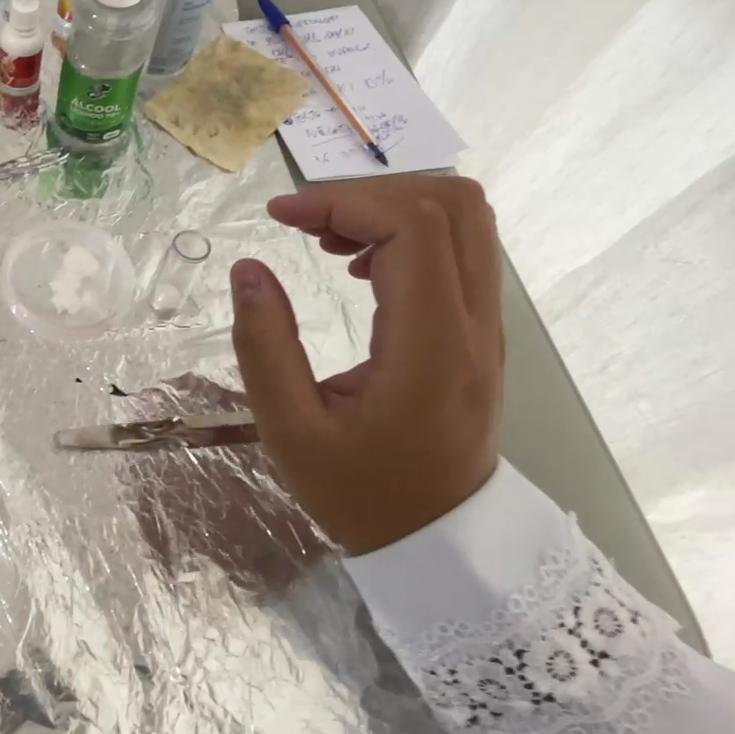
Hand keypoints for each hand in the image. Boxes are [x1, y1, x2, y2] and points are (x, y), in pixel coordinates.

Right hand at [230, 176, 503, 554]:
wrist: (440, 541)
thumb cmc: (360, 492)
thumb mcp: (290, 430)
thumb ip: (264, 345)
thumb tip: (247, 268)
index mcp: (431, 347)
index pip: (412, 227)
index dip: (342, 201)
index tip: (279, 217)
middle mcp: (475, 324)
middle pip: (453, 203)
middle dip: (368, 192)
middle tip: (306, 223)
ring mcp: (487, 325)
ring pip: (464, 220)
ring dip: (390, 208)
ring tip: (328, 243)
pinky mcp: (480, 331)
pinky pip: (459, 250)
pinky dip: (407, 234)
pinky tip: (358, 267)